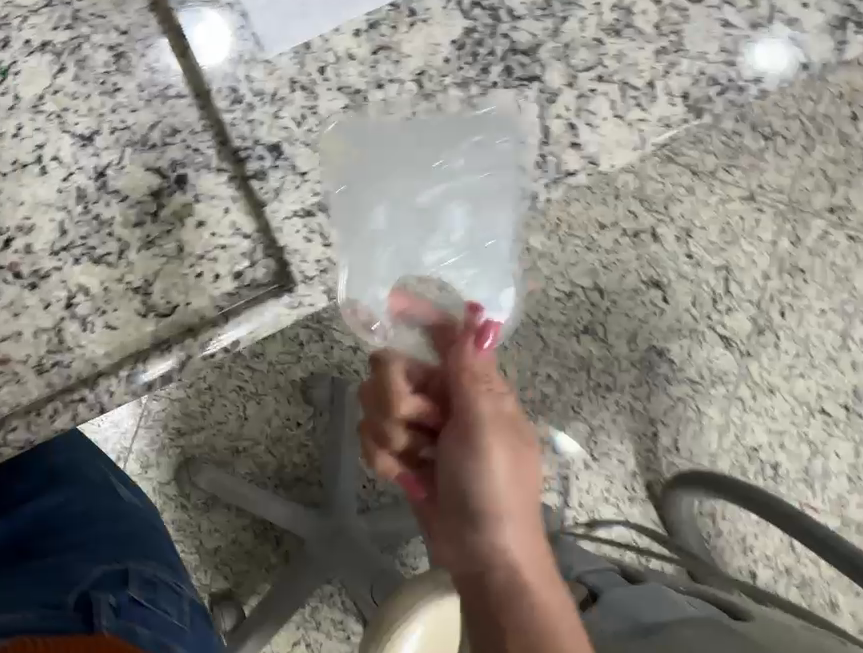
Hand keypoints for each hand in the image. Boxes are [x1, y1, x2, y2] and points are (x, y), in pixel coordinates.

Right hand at [359, 302, 548, 581]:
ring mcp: (419, 427)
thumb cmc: (495, 489)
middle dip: (395, 401)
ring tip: (420, 463)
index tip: (386, 304)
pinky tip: (410, 481)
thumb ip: (471, 371)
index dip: (417, 314)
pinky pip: (367, 435)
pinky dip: (384, 460)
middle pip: (388, 368)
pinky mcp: (399, 452)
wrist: (484, 557)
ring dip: (391, 436)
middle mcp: (442, 400)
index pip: (442, 335)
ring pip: (371, 403)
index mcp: (472, 387)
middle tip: (425, 428)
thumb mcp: (487, 428)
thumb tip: (479, 315)